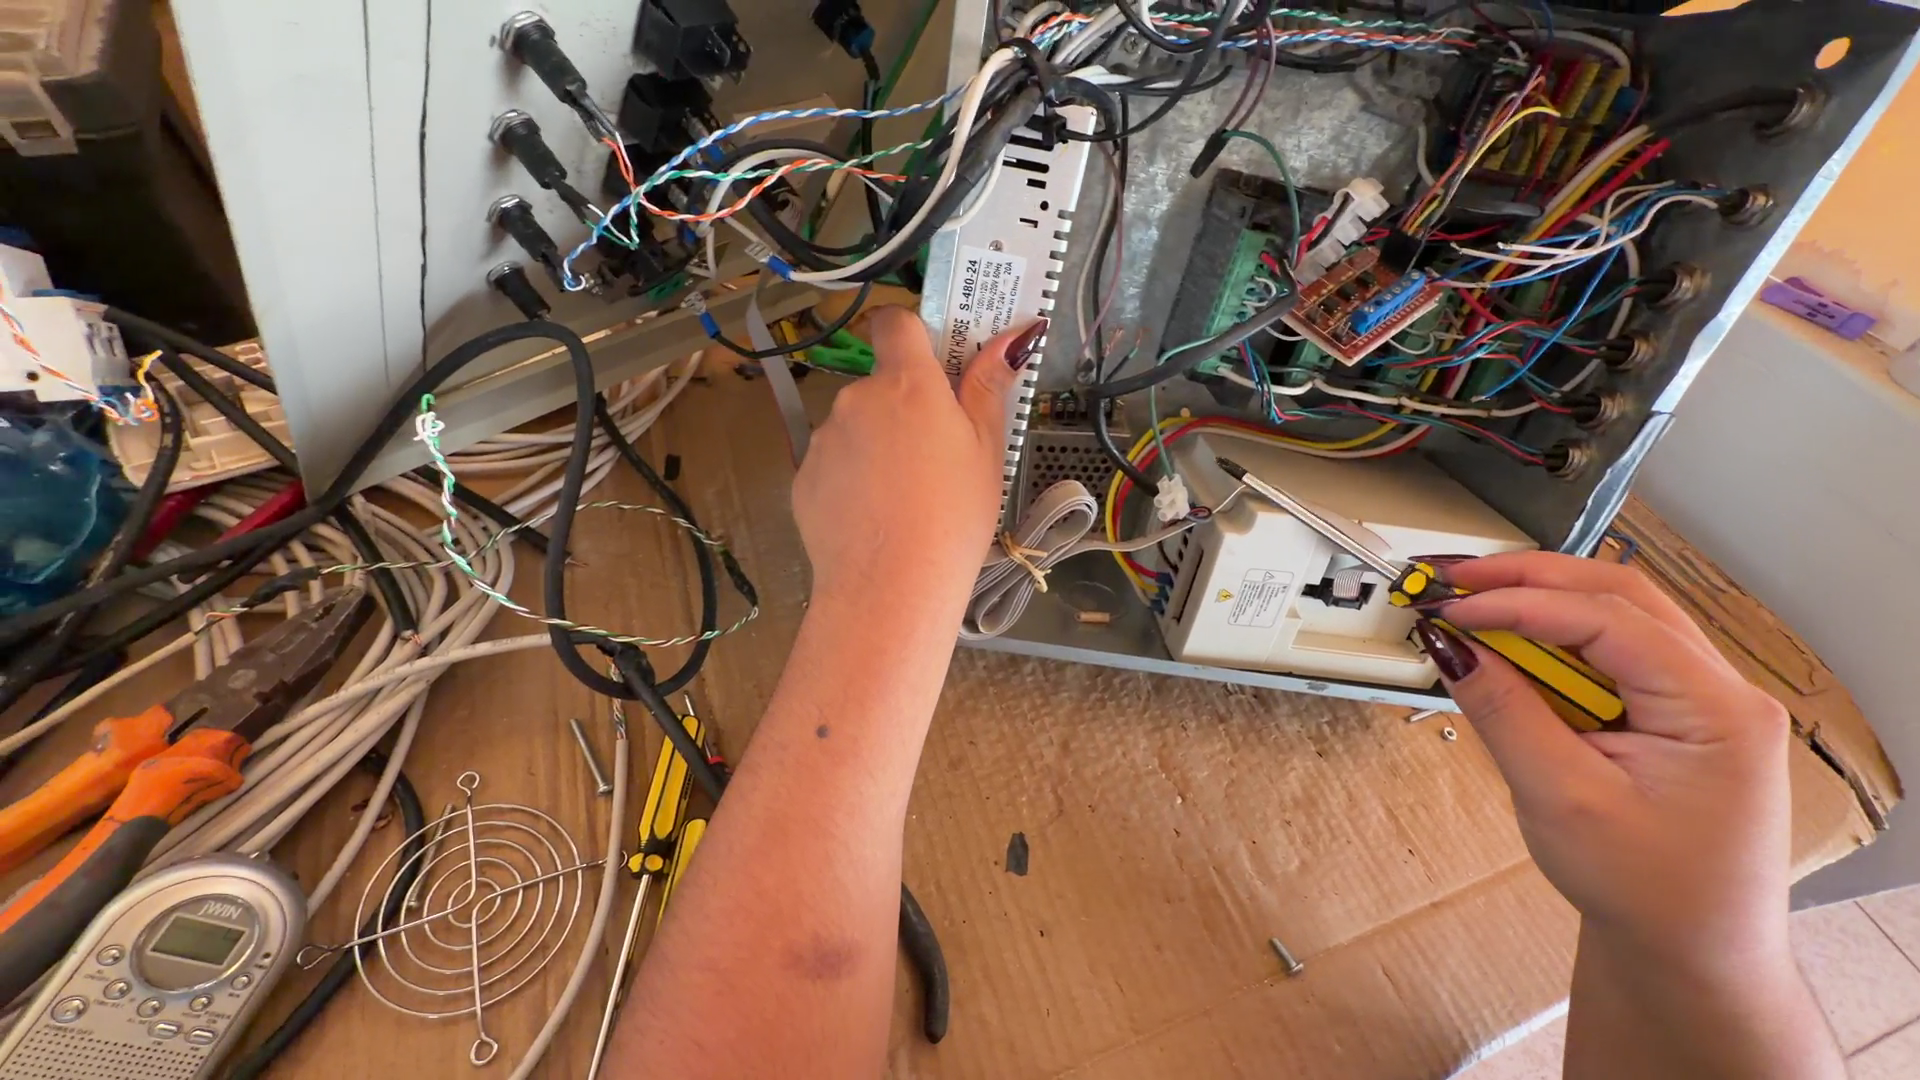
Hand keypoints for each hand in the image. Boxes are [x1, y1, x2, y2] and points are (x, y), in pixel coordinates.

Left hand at [791, 307, 1038, 602]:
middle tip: (931, 457)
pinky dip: (850, 480)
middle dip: (901, 408)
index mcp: (906, 385)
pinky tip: (872, 517)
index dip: (911, 335)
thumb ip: (989, 386)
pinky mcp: (802, 478)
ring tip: (900, 497)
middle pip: (878, 385)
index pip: (894, 322)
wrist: (891, 588)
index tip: (930, 365)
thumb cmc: (953, 516)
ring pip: (854, 427)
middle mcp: (856, 400)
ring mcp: (823, 439)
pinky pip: (832, 465)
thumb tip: (1014, 333)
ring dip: (874, 445)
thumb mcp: (986, 452)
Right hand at [1417, 553, 1792, 962]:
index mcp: (1715, 709)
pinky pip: (1606, 649)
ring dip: (1537, 599)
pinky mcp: (1667, 710)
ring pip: (1613, 613)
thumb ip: (1503, 710)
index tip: (1449, 609)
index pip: (1606, 619)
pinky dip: (1548, 636)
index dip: (1518, 603)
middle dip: (1529, 578)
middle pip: (1617, 594)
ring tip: (1470, 600)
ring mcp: (1697, 697)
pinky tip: (1505, 640)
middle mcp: (1719, 689)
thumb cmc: (1644, 886)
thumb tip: (1449, 644)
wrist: (1688, 947)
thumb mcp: (1560, 796)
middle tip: (1454, 579)